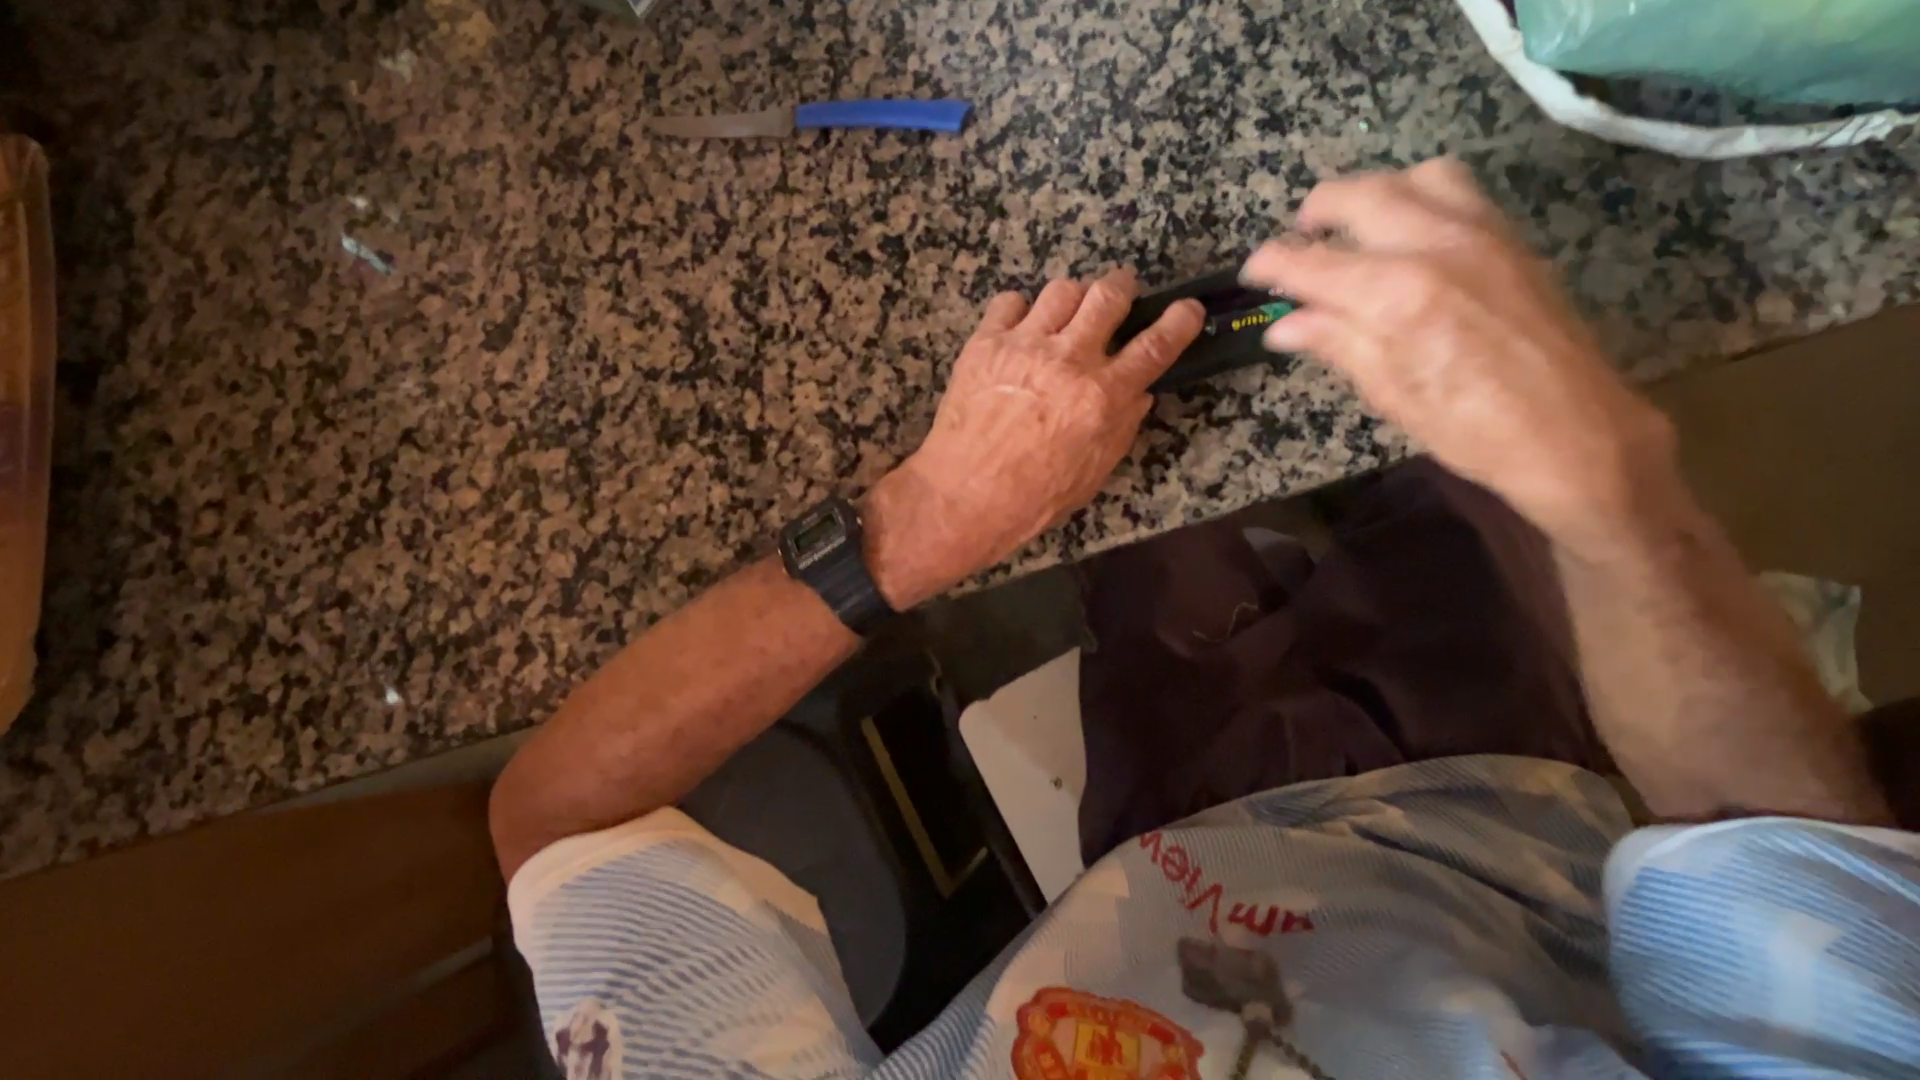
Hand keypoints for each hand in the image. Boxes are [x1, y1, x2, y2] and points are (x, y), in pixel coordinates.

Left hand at [865, 270, 1204, 605]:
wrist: (964, 496)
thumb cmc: (1035, 497)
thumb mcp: (1094, 471)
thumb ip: (1122, 427)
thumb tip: (1138, 393)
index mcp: (1104, 396)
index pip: (1156, 345)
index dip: (1180, 321)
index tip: (1188, 308)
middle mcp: (1069, 359)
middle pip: (1108, 295)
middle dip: (1122, 286)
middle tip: (1121, 292)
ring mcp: (1025, 345)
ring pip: (1061, 289)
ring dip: (1072, 297)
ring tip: (1067, 314)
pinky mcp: (985, 343)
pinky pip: (1009, 302)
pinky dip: (1021, 310)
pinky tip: (1020, 329)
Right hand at [1240, 159, 1676, 549]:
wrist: (1574, 431)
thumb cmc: (1470, 429)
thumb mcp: (1390, 394)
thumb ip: (1337, 343)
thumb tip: (1285, 326)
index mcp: (1396, 294)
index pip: (1313, 262)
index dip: (1272, 264)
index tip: (1252, 271)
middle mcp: (1437, 245)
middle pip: (1361, 195)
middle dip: (1317, 210)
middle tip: (1296, 237)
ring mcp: (1481, 234)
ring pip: (1415, 177)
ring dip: (1374, 193)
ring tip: (1355, 226)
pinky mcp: (1510, 238)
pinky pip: (1458, 191)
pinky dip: (1419, 197)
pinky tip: (1410, 234)